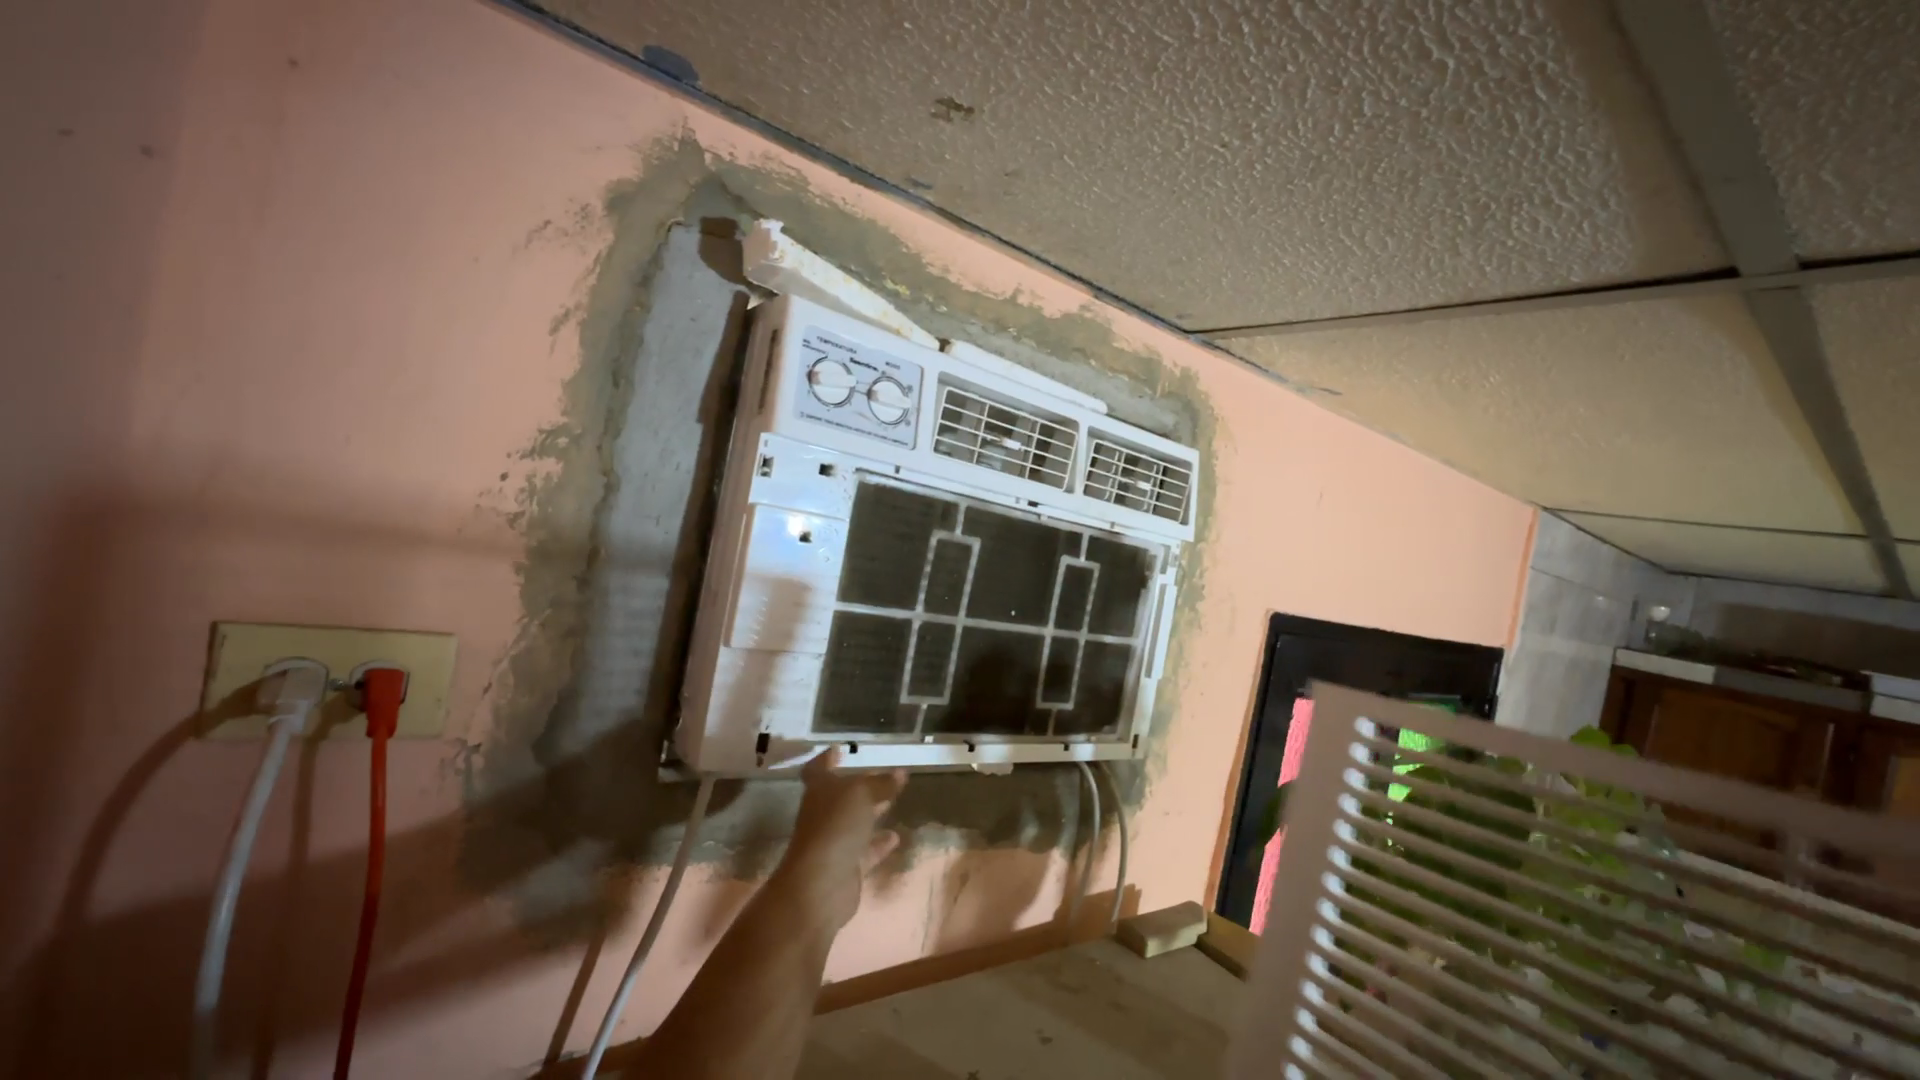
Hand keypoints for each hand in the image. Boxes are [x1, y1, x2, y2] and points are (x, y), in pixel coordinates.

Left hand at [775, 748, 905, 928]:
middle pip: (841, 796)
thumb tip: (900, 773)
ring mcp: (834, 842)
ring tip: (894, 801)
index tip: (840, 749)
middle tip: (884, 775)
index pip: (818, 769)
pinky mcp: (846, 868)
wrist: (821, 886)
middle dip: (860, 786)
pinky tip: (896, 837)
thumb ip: (881, 783)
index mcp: (819, 791)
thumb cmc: (835, 828)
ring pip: (855, 823)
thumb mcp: (861, 795)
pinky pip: (865, 851)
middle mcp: (823, 814)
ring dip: (871, 813)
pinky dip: (879, 843)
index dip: (827, 758)